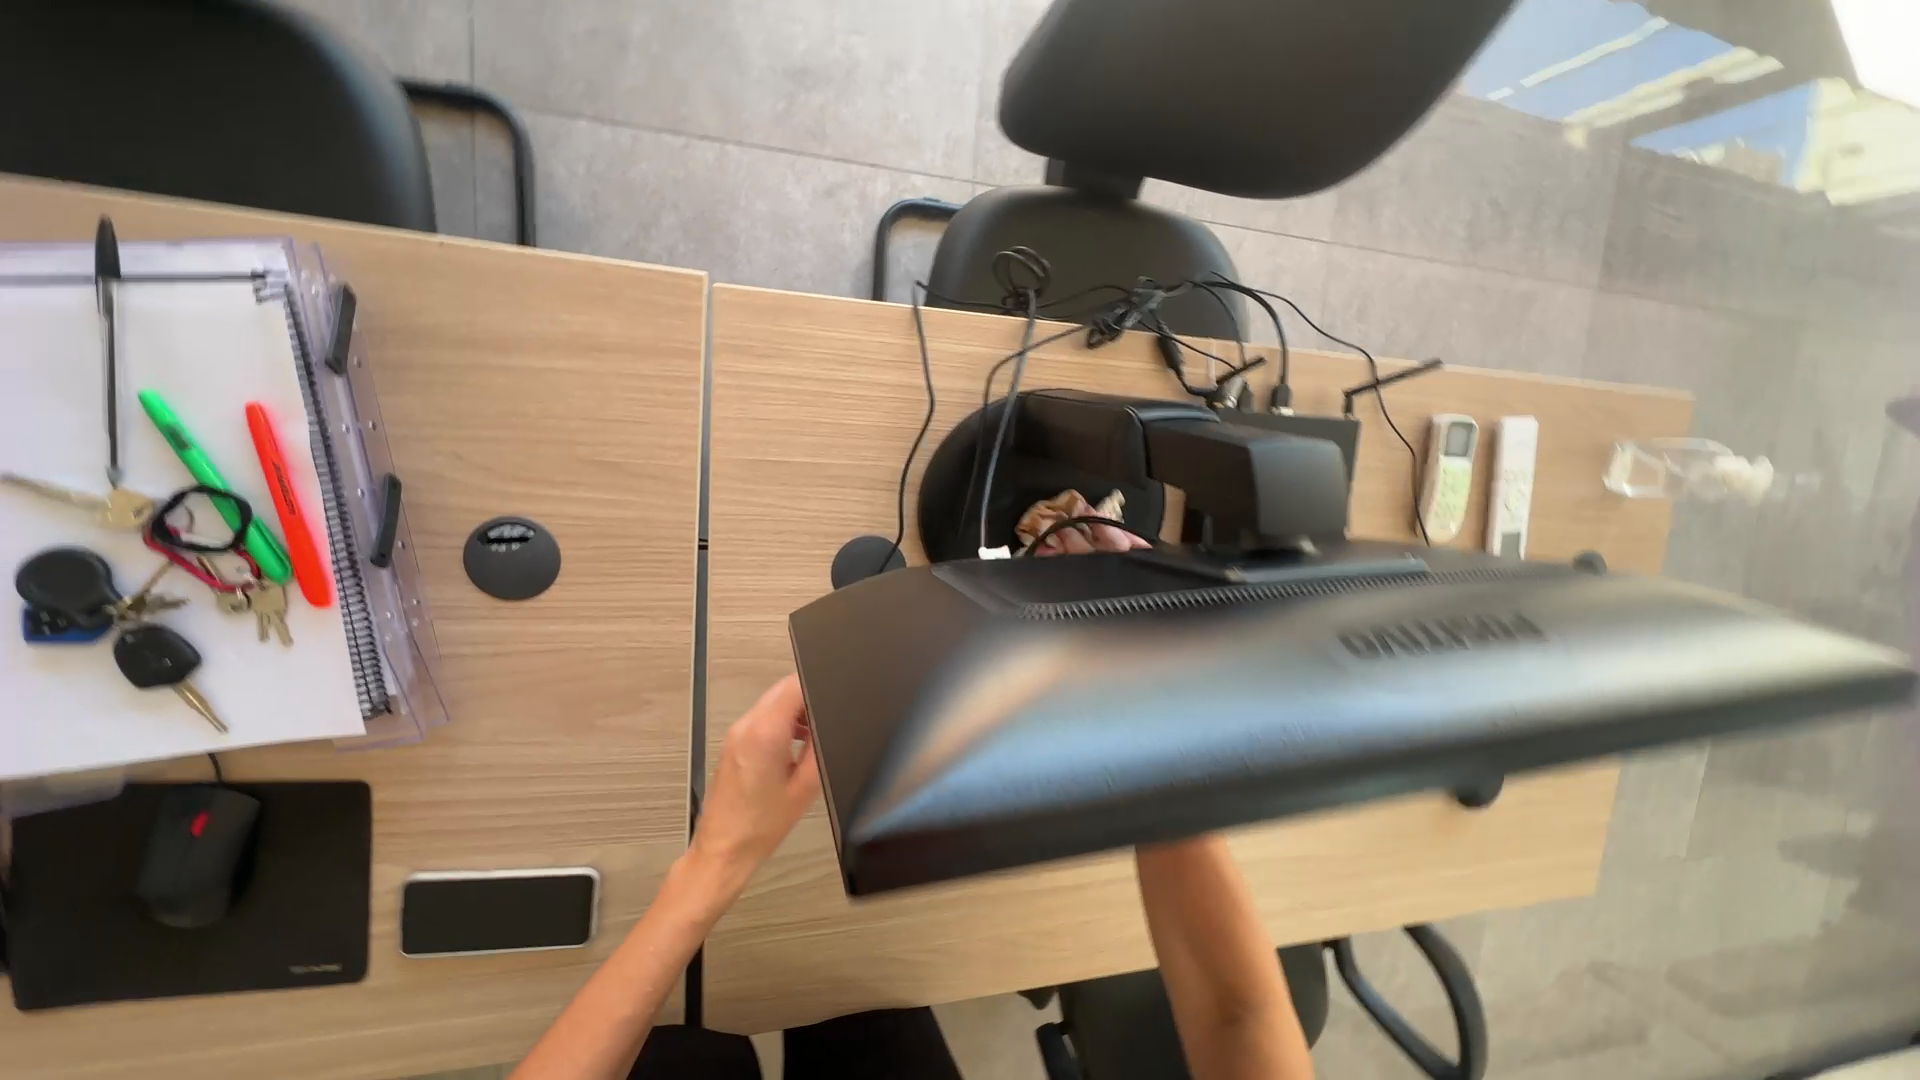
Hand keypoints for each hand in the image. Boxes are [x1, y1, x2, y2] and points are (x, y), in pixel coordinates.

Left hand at [688, 675, 819, 895]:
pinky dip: (780, 721)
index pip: (794, 685)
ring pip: (771, 702)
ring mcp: (735, 734)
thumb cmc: (763, 826)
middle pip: (781, 690)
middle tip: (826, 722)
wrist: (724, 850)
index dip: (819, 686)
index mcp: (766, 733)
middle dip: (807, 699)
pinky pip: (761, 718)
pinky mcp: (732, 743)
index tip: (834, 701)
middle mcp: (746, 726)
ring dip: (794, 710)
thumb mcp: (807, 786)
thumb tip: (830, 723)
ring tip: (812, 737)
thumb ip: (820, 746)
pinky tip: (794, 745)